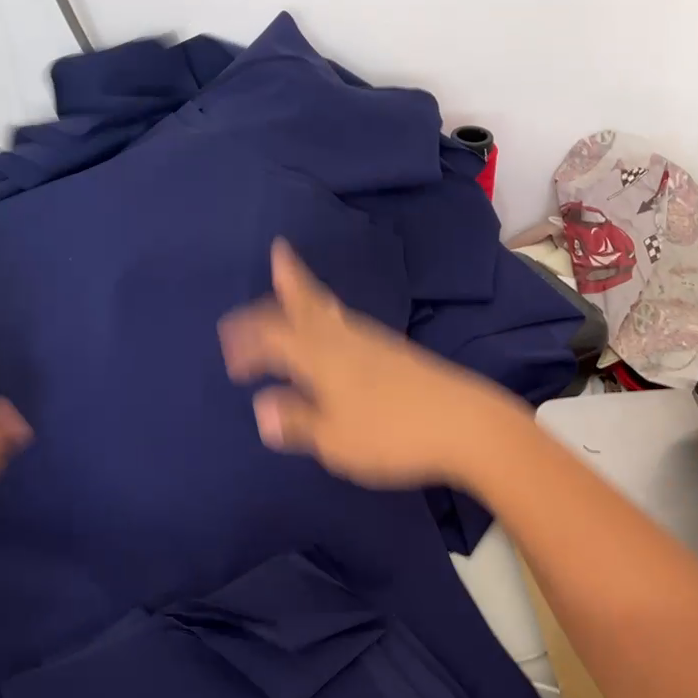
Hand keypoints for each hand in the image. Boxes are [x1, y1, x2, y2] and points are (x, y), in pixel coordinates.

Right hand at [218, 240, 528, 487]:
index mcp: (321, 358)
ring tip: (298, 277)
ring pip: (332, 310)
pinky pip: (350, 323)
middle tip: (276, 256)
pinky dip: (331, 313)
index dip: (249, 341)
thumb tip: (263, 408)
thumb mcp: (334, 440)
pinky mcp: (398, 354)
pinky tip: (338, 323)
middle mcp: (345, 340)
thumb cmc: (392, 435)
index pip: (274, 337)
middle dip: (287, 286)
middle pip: (309, 306)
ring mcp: (375, 343)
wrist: (467, 425)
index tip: (230, 356)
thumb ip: (298, 422)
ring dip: (309, 294)